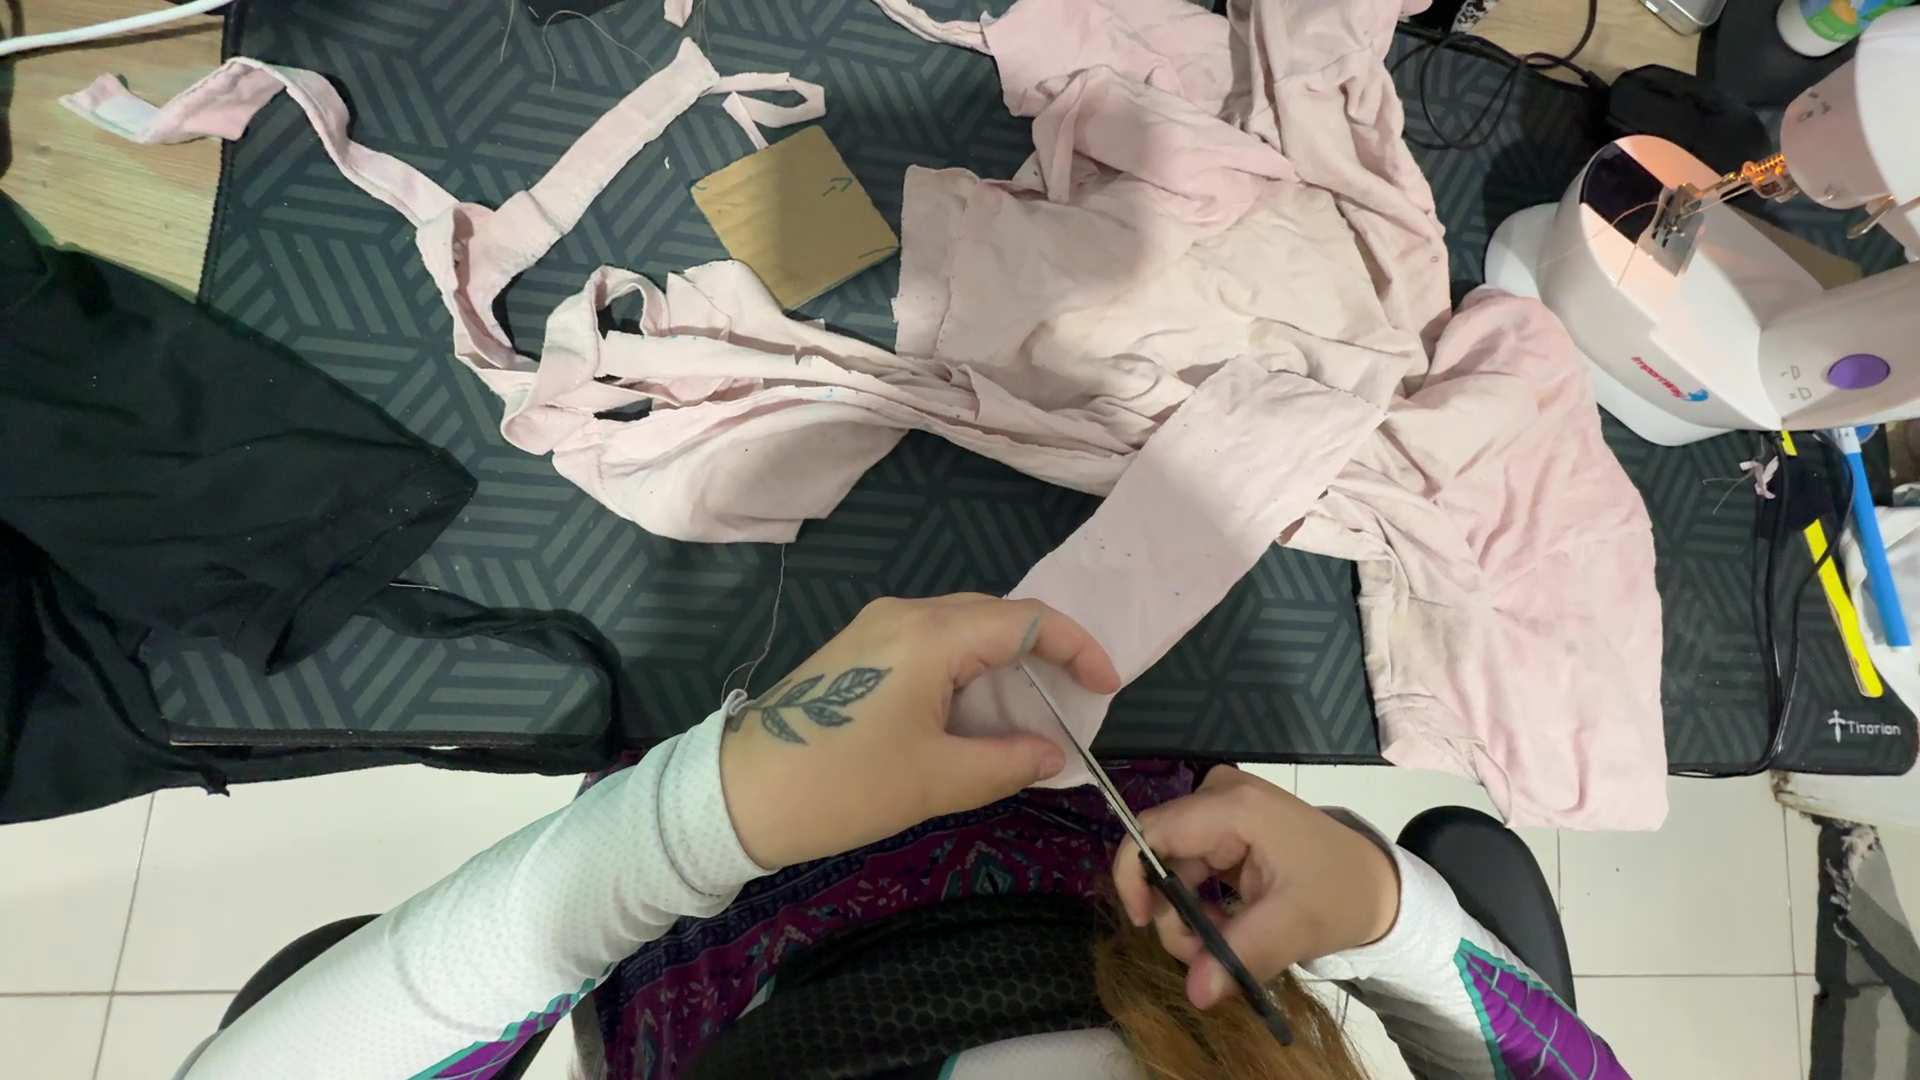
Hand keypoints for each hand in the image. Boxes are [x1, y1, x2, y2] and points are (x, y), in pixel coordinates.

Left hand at [718, 594, 1119, 869]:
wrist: (739, 795)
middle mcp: (906, 613)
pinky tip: (976, 708)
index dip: (1076, 646)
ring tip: (1031, 712)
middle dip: (1043, 653)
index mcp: (929, 635)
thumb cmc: (843, 786)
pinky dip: (969, 668)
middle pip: (996, 616)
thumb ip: (1009, 761)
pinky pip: (933, 641)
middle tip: (1072, 702)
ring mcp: (879, 625)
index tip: (1107, 686)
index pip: (1025, 620)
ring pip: (964, 627)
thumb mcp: (937, 780)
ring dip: (1004, 662)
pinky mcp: (862, 646)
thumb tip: (1054, 753)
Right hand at [1113, 765, 1400, 1009]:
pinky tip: (1227, 926)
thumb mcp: (1297, 926)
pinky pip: (1190, 864)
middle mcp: (1217, 795)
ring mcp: (1219, 808)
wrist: (1379, 882)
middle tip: (1201, 957)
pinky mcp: (1223, 825)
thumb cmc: (1344, 892)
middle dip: (1173, 909)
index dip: (1133, 875)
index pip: (1153, 829)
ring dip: (1188, 911)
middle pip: (1162, 851)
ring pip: (1173, 863)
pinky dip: (1200, 901)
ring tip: (1222, 947)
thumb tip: (1195, 994)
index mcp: (1232, 806)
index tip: (1142, 924)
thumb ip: (1242, 955)